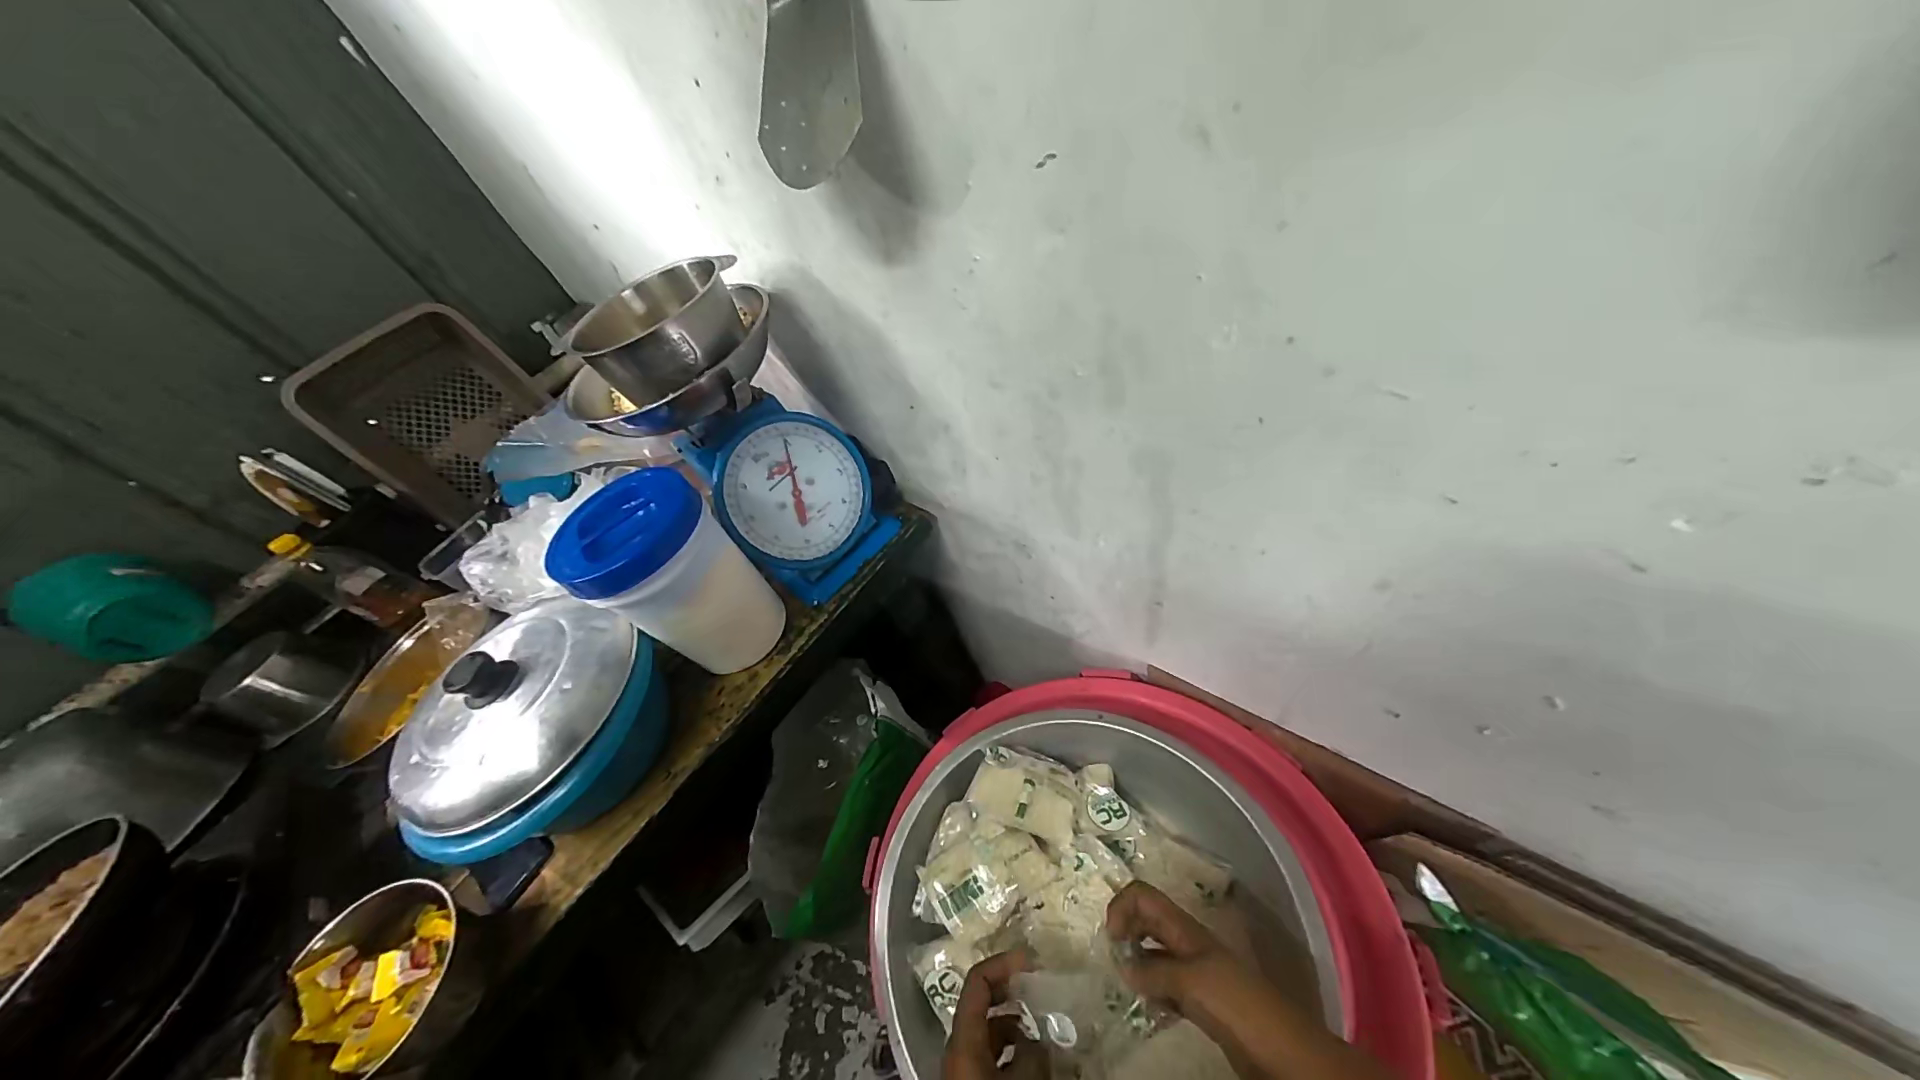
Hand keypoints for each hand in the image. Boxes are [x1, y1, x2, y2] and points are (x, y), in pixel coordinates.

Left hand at [942, 950, 1045, 1079]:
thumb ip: (1033, 1054)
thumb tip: (1043, 1037)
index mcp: (963, 1036)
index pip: (977, 980)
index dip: (1002, 964)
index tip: (1030, 960)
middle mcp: (958, 1045)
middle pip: (982, 1002)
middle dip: (1011, 990)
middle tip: (1040, 987)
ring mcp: (962, 1065)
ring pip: (988, 1029)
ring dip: (1014, 1021)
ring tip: (1044, 1023)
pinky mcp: (970, 1078)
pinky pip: (990, 1052)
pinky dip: (1011, 1045)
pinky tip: (1033, 1053)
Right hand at [1106, 883, 1393, 1079]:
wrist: (1281, 1047)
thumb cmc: (1236, 1002)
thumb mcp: (1190, 981)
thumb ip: (1153, 970)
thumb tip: (1123, 966)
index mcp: (1184, 927)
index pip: (1143, 894)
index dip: (1121, 907)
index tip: (1112, 939)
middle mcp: (1185, 941)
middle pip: (1145, 919)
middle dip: (1124, 932)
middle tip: (1114, 962)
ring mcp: (1192, 969)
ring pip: (1152, 951)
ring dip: (1134, 961)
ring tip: (1126, 985)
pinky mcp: (1197, 997)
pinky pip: (1163, 981)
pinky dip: (1149, 987)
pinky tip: (1146, 1005)